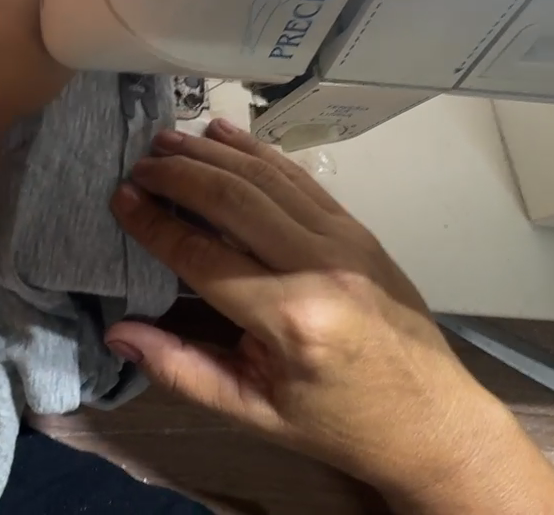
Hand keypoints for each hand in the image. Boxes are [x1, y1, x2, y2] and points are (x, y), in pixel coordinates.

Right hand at [104, 120, 553, 508]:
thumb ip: (182, 370)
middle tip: (138, 165)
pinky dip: (253, 148)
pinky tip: (219, 132)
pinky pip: (295, 175)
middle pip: (230, 198)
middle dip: (176, 174)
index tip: (119, 197)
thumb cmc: (337, 421)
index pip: (201, 254)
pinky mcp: (355, 226)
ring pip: (262, 176)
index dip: (153, 223)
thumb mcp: (255, 414)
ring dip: (209, 153)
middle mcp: (318, 266)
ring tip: (164, 139)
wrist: (436, 421)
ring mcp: (343, 238)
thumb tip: (117, 334)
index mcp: (289, 319)